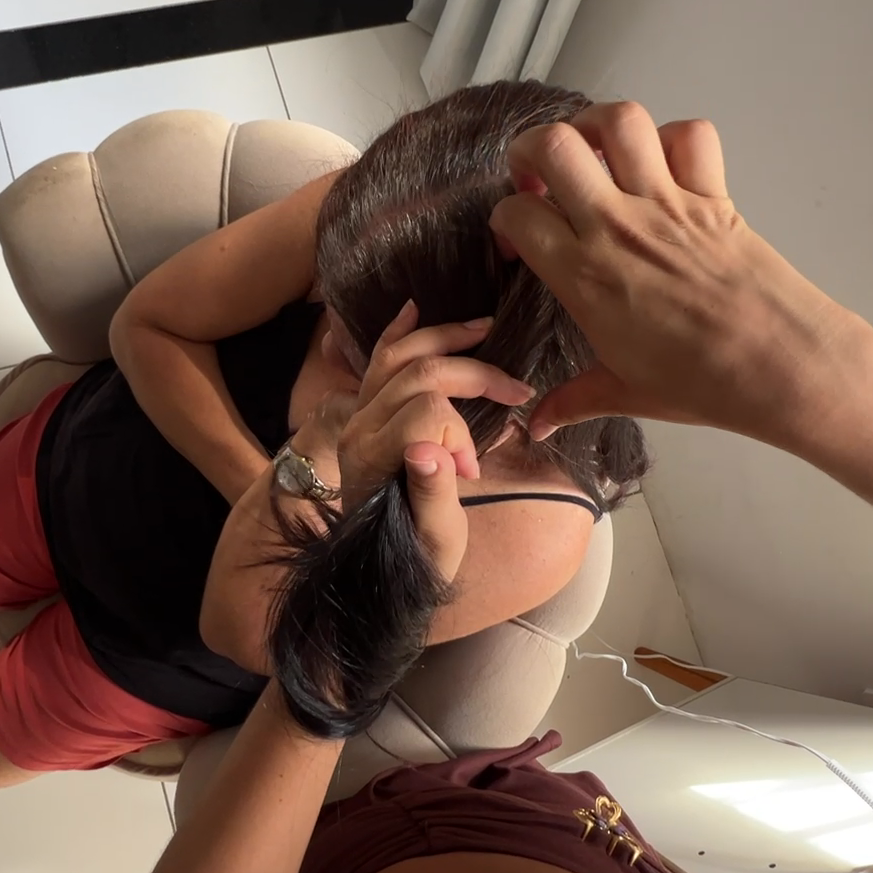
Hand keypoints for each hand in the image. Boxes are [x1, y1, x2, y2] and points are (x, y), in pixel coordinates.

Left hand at [331, 300, 534, 579]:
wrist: (377, 563)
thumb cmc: (414, 556)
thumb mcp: (433, 541)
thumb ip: (431, 494)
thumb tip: (431, 450)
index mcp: (374, 459)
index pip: (426, 414)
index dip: (461, 434)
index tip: (473, 469)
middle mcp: (358, 427)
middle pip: (418, 374)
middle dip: (473, 376)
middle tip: (514, 394)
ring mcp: (357, 414)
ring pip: (398, 354)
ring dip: (444, 338)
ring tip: (483, 329)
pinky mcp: (364, 410)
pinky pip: (377, 360)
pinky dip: (397, 333)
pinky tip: (414, 309)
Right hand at [488, 103, 872, 450]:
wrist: (781, 366)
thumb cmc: (695, 383)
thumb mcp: (621, 392)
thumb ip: (570, 401)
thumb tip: (536, 428)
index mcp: (582, 274)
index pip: (518, 214)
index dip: (503, 219)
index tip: (516, 241)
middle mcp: (616, 225)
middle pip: (554, 146)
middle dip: (529, 149)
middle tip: (536, 178)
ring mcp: (668, 202)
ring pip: (620, 122)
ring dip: (593, 127)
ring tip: (590, 155)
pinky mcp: (714, 194)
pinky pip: (690, 136)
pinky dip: (670, 140)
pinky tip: (659, 169)